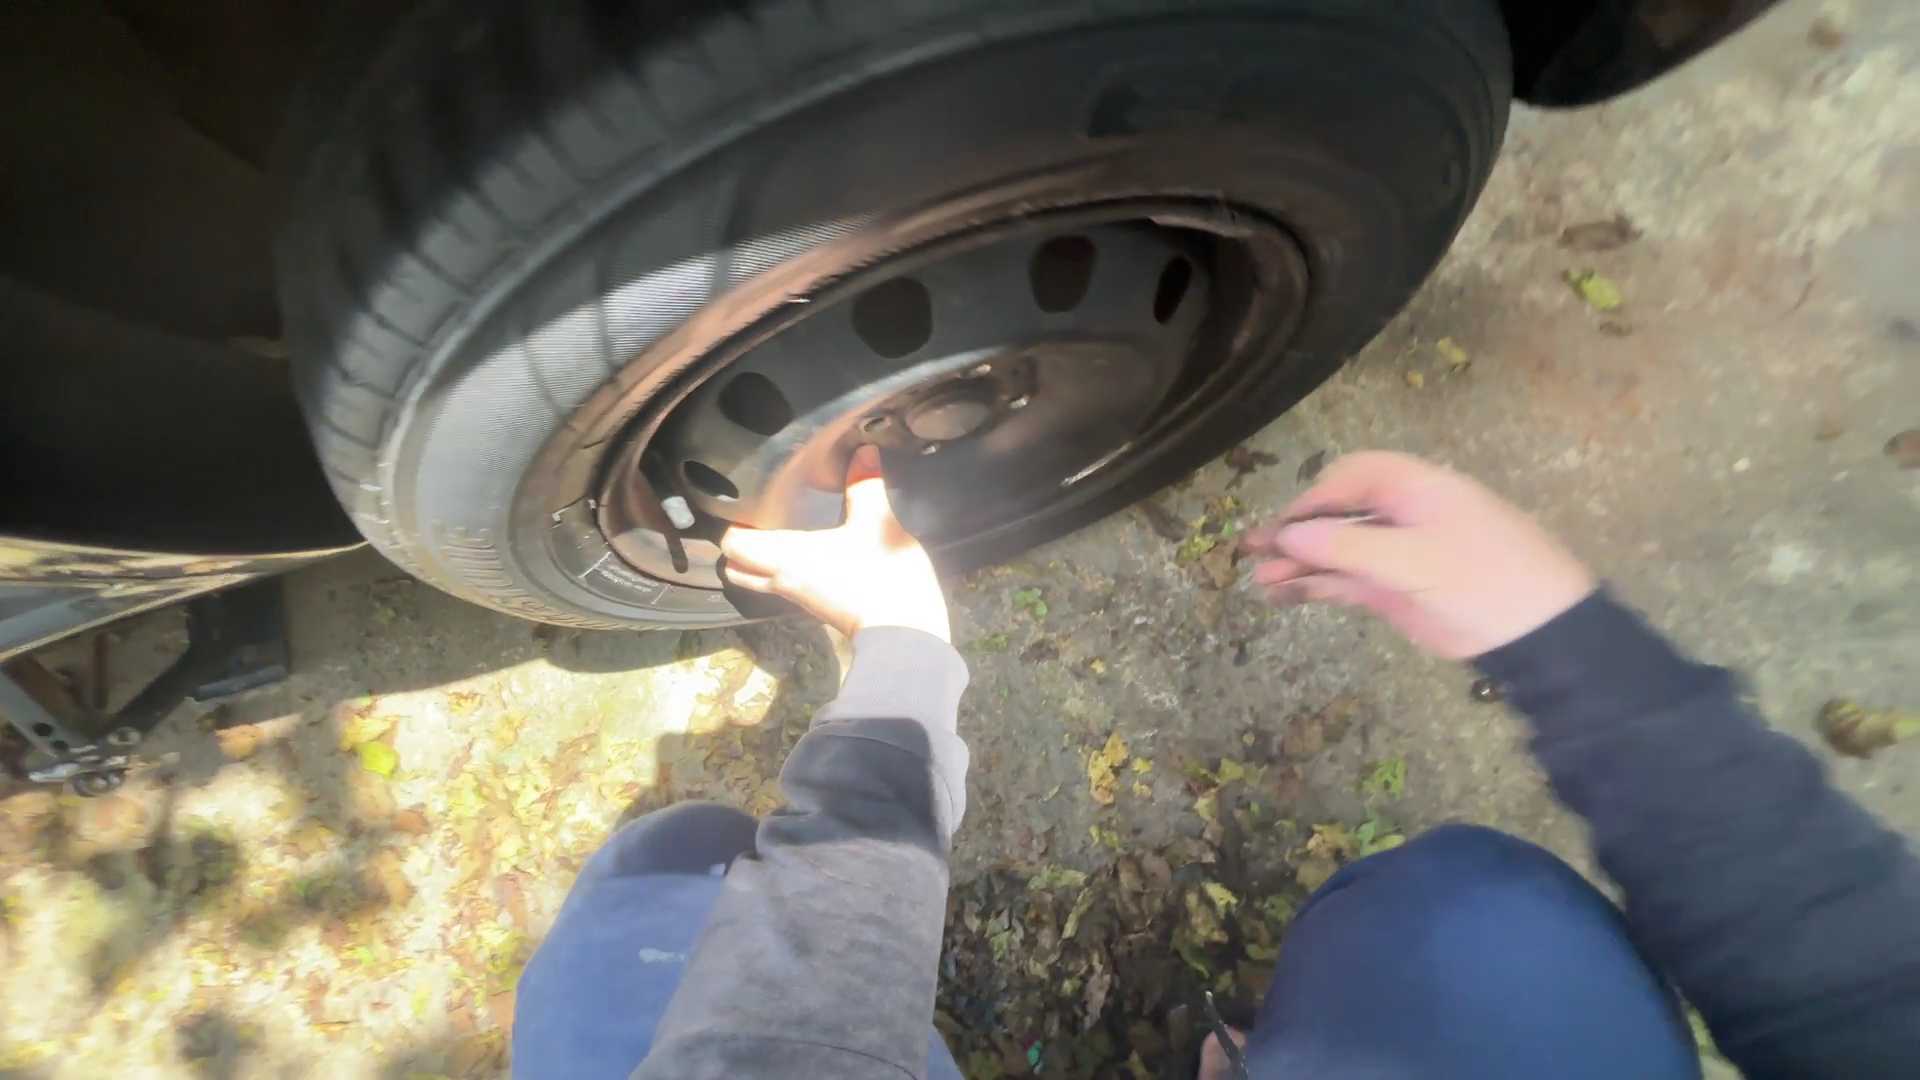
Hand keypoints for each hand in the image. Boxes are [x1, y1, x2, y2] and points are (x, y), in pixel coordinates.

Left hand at [720, 446, 950, 642]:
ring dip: (760, 559)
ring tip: (778, 530)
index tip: (742, 501)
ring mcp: (799, 597)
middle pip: (738, 567)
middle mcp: (783, 579)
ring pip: (761, 579)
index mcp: (786, 556)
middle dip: (740, 545)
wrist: (906, 633)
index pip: (733, 544)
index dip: (731, 523)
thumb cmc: (883, 575)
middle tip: (756, 517)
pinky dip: (784, 569)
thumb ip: (865, 486)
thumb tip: (863, 449)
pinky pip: (785, 585)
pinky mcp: (818, 607)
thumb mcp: (877, 523)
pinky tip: (808, 550)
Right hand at [1240, 451, 1595, 658]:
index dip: (1314, 497)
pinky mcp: (1391, 587)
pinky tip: (1281, 596)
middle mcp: (1399, 516)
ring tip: (1258, 580)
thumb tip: (1286, 534)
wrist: (1539, 638)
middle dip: (1293, 531)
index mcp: (1416, 489)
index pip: (1351, 477)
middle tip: (1250, 548)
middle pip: (1335, 514)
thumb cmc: (1482, 580)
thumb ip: (1345, 545)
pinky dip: (1313, 586)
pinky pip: (1343, 580)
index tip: (1284, 525)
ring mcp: (1394, 553)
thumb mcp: (1412, 560)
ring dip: (1296, 563)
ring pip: (1334, 550)